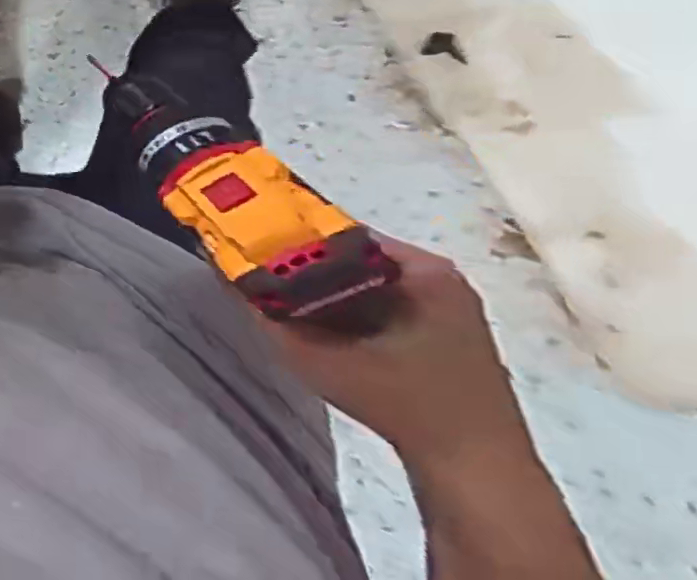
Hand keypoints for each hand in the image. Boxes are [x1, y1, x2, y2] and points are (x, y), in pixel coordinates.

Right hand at [266, 235, 531, 465]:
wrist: (475, 469)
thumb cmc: (397, 402)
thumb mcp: (314, 356)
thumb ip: (261, 311)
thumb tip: (221, 269)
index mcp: (418, 267)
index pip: (333, 228)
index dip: (284, 233)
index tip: (245, 240)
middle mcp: (434, 272)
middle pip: (344, 250)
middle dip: (297, 259)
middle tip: (253, 268)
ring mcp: (444, 299)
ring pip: (358, 273)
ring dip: (317, 281)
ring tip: (274, 291)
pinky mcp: (442, 323)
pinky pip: (375, 293)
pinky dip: (342, 299)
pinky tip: (314, 318)